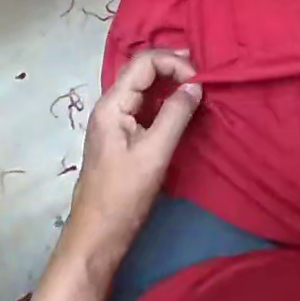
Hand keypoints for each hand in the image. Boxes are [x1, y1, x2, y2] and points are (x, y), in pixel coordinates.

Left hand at [59, 50, 202, 281]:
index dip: (174, 62)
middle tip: (203, 73)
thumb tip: (195, 85)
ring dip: (170, 81)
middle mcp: (110, 105)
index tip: (199, 80)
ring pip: (144, 87)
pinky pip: (145, 104)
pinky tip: (182, 105)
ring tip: (197, 84)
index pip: (144, 62)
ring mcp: (115, 120)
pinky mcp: (122, 135)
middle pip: (142, 69)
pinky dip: (165, 98)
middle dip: (172, 65)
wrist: (96, 237)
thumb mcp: (154, 153)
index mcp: (112, 104)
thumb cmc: (123, 195)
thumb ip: (175, 114)